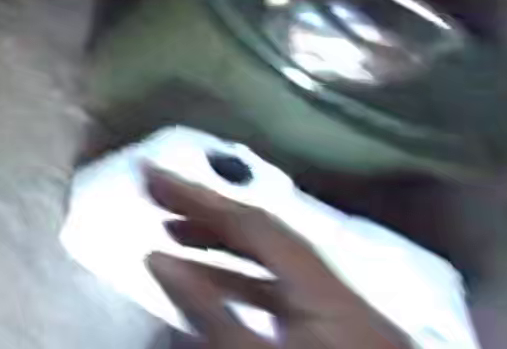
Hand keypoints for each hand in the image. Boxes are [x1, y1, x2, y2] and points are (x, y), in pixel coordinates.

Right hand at [143, 166, 412, 348]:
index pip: (257, 225)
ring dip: (224, 255)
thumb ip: (208, 312)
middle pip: (272, 242)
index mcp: (335, 300)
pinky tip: (216, 299)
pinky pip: (290, 304)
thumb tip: (155, 258)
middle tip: (157, 206)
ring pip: (281, 274)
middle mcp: (352, 306)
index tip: (148, 175)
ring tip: (172, 249)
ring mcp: (358, 333)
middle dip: (209, 220)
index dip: (199, 195)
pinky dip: (247, 290)